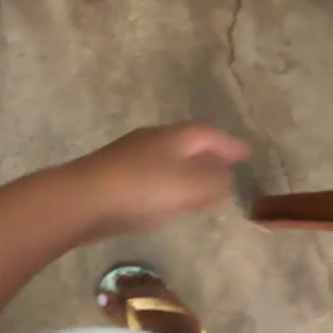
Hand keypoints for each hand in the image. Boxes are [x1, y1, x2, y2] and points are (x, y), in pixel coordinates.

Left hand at [56, 123, 250, 240]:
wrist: (85, 198)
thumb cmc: (143, 188)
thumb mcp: (190, 185)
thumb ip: (214, 180)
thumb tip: (224, 174)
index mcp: (172, 137)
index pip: (207, 134)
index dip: (228, 143)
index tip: (247, 151)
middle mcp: (152, 140)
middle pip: (186, 141)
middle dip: (209, 152)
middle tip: (228, 163)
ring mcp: (131, 156)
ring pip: (169, 157)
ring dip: (189, 167)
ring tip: (204, 183)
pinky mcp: (116, 175)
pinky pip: (154, 174)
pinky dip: (171, 182)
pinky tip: (170, 198)